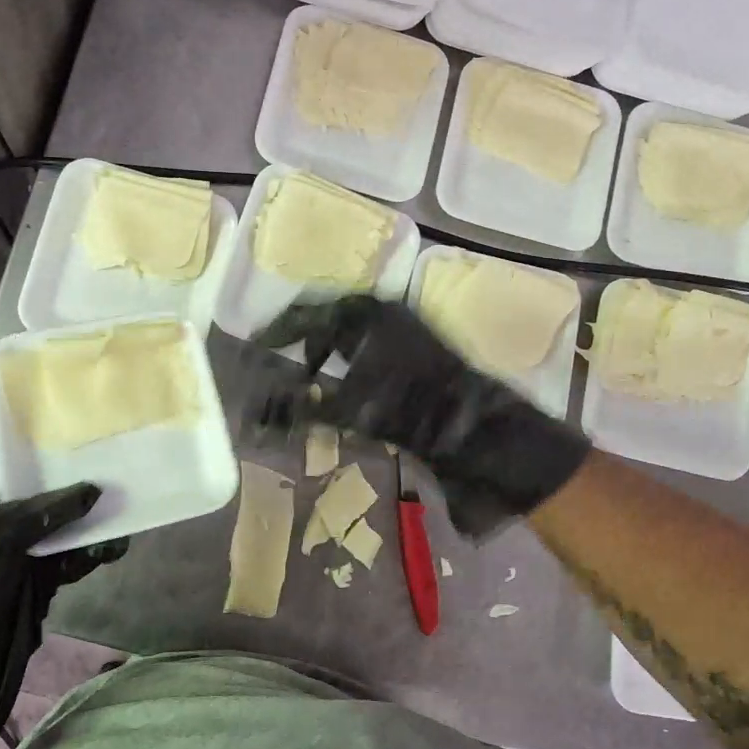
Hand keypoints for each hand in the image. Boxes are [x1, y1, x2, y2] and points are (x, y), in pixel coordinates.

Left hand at [0, 451, 123, 748]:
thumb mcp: (4, 543)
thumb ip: (47, 513)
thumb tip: (94, 489)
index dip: (21, 440)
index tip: (58, 418)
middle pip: (34, 492)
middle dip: (67, 478)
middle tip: (106, 454)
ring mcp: (17, 557)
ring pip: (57, 527)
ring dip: (87, 518)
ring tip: (123, 503)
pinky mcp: (36, 584)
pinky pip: (67, 559)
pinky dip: (90, 553)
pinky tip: (116, 545)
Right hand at [256, 295, 592, 536]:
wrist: (489, 436)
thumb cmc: (418, 414)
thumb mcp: (355, 411)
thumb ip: (306, 408)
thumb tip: (260, 413)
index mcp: (369, 316)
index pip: (311, 312)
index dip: (281, 329)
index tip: (259, 345)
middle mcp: (389, 316)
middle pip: (333, 317)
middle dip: (304, 336)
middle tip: (279, 357)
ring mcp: (409, 334)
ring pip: (354, 332)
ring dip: (327, 349)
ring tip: (306, 374)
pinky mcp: (423, 356)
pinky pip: (373, 349)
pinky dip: (350, 363)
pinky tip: (343, 389)